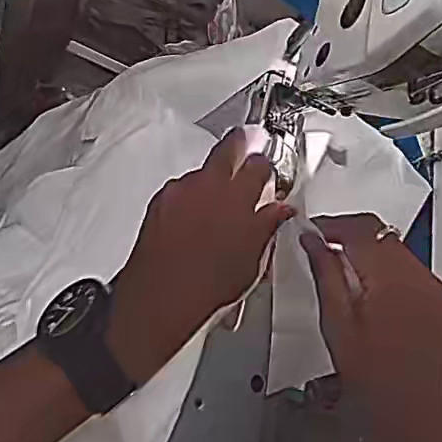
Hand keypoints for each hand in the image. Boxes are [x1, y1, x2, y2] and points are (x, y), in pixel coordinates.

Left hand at [109, 127, 293, 382]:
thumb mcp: (252, 260)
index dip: (267, 164)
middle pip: (229, 147)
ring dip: (212, 178)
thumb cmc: (206, 285)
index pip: (261, 163)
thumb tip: (279, 211)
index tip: (268, 171)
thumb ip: (267, 226)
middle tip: (246, 145)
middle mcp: (210, 185)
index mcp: (240, 197)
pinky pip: (181, 187)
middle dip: (240, 144)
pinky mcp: (162, 198)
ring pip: (204, 169)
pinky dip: (189, 195)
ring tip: (215, 202)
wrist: (162, 297)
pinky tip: (192, 217)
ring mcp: (183, 189)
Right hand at [301, 215, 441, 431]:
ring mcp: (431, 288)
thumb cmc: (375, 383)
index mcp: (392, 278)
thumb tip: (313, 242)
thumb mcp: (337, 323)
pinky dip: (385, 266)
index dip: (332, 225)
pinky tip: (366, 286)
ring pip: (394, 247)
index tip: (314, 230)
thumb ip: (325, 273)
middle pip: (380, 233)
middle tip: (321, 245)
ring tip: (340, 268)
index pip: (361, 229)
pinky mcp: (437, 300)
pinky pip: (408, 267)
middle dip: (348, 234)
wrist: (411, 418)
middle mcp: (418, 277)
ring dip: (367, 249)